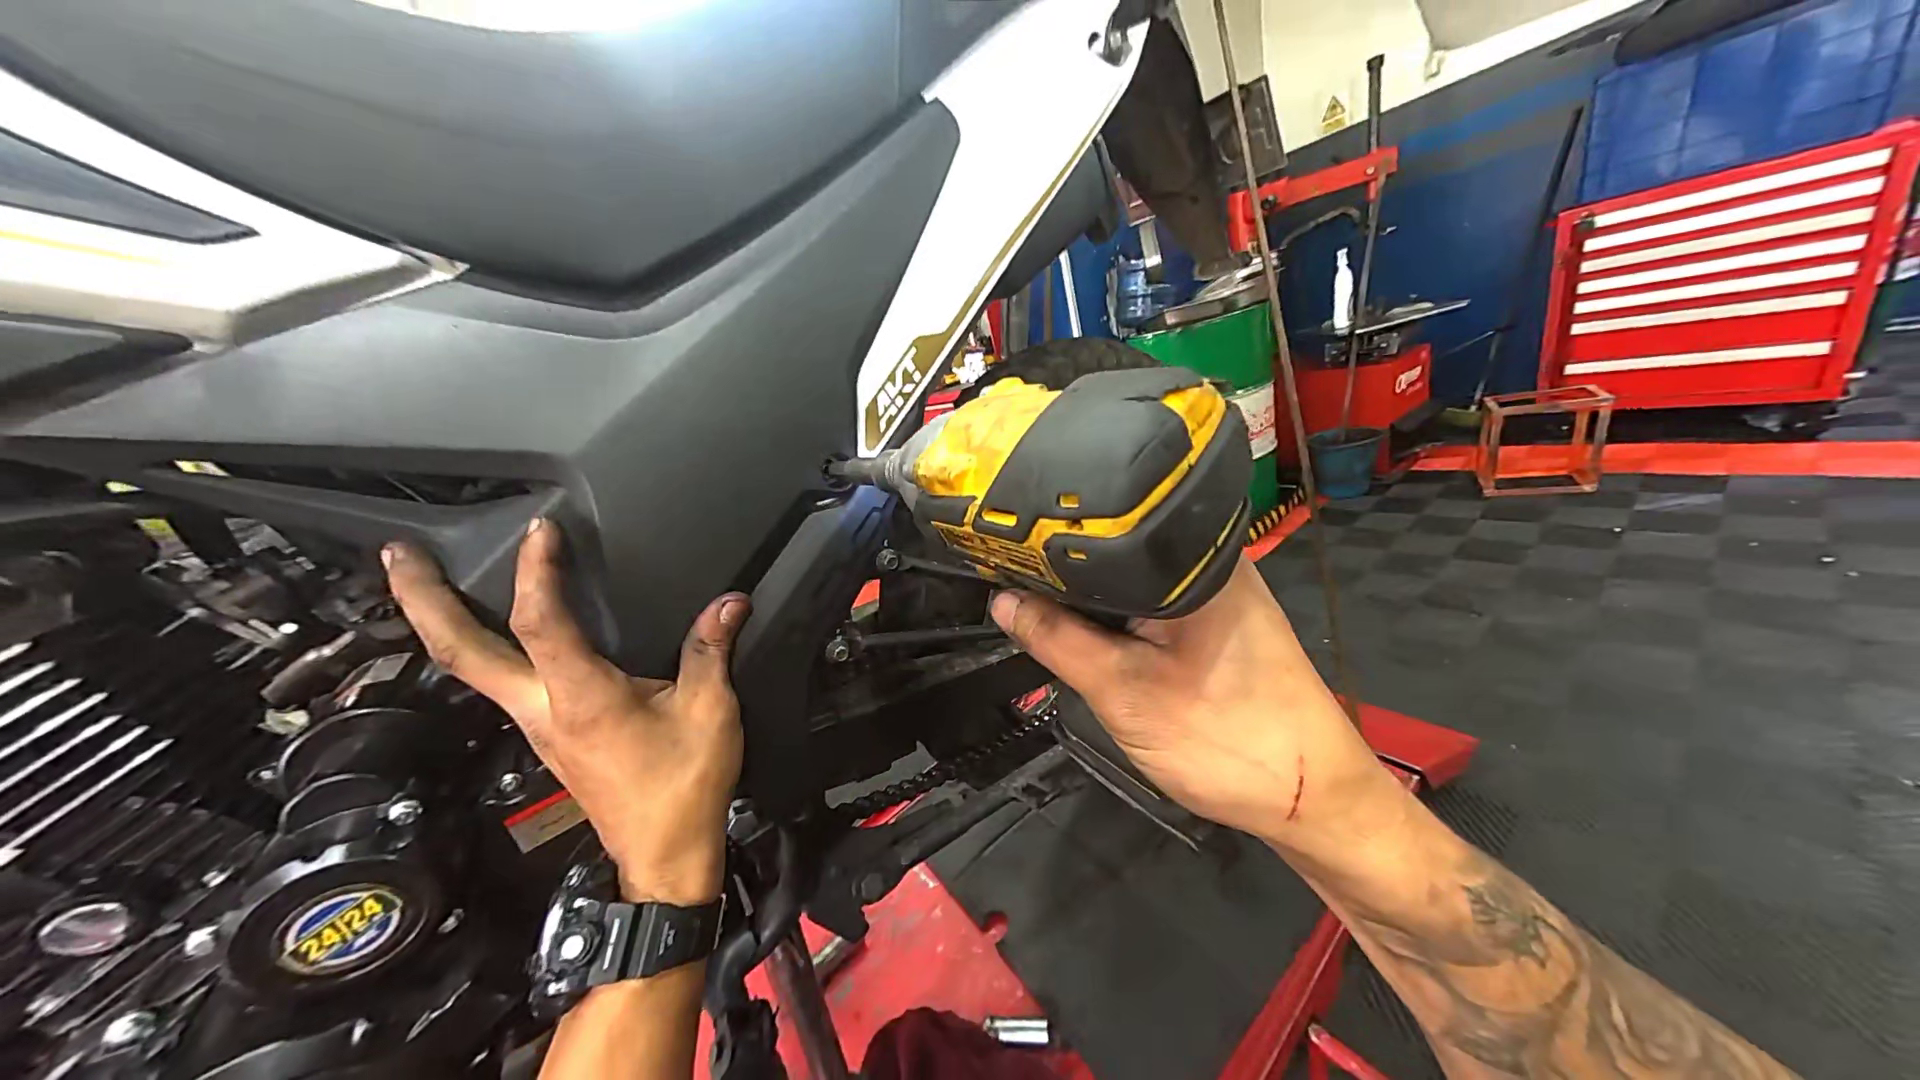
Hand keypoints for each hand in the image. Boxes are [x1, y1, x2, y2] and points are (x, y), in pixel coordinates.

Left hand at [382, 520, 747, 904]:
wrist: (664, 851)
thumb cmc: (685, 785)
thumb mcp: (709, 710)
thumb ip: (710, 649)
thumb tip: (729, 602)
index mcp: (583, 699)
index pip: (542, 622)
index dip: (537, 571)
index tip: (541, 530)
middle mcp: (544, 711)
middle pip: (461, 653)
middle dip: (423, 601)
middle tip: (398, 556)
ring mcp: (538, 728)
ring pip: (471, 670)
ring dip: (442, 623)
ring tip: (430, 584)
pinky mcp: (548, 738)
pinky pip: (498, 684)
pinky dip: (478, 649)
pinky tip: (494, 637)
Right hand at [990, 557, 1400, 850]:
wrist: (1314, 800)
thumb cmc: (1226, 738)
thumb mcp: (1122, 688)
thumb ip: (1057, 638)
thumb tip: (1003, 601)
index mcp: (1195, 555)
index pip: (1102, 534)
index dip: (1045, 551)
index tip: (1002, 570)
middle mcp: (1212, 561)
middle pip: (1114, 559)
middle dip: (1069, 587)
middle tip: (1026, 609)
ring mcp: (1220, 594)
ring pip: (1131, 589)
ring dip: (1097, 611)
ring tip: (1059, 627)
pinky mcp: (1220, 624)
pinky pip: (1154, 610)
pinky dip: (1124, 627)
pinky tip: (1107, 646)